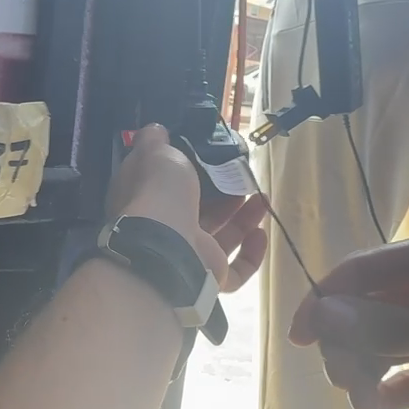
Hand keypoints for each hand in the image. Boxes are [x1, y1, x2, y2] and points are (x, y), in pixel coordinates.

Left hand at [108, 125, 269, 291]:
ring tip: (261, 199)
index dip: (186, 173)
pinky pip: (234, 272)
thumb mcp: (155, 153)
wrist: (165, 244)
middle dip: (222, 196)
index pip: (165, 186)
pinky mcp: (209, 278)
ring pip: (220, 239)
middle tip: (242, 180)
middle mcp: (164, 231)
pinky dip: (251, 255)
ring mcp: (187, 256)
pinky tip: (261, 235)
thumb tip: (154, 130)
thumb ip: (154, 140)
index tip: (208, 160)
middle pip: (198, 212)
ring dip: (242, 220)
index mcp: (146, 201)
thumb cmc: (158, 193)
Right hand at [287, 224, 408, 408]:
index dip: (328, 300)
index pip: (369, 268)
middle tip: (344, 383)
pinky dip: (397, 385)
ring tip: (363, 405)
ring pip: (394, 339)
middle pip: (376, 305)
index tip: (298, 338)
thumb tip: (319, 312)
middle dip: (353, 343)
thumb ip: (386, 324)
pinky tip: (377, 408)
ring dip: (371, 368)